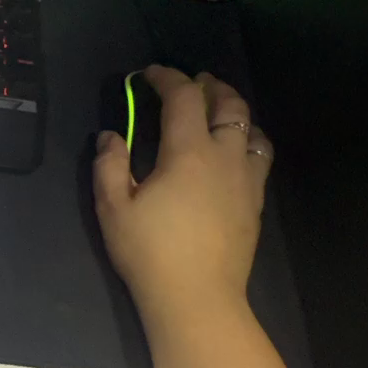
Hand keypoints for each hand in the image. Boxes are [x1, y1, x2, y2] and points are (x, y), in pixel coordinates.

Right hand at [94, 66, 273, 326]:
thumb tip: (110, 135)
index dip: (166, 79)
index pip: (182, 99)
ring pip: (250, 126)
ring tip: (217, 107)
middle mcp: (224, 155)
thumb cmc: (147, 251)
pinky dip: (246, 136)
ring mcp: (246, 176)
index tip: (148, 74)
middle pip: (227, 104)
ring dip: (233, 108)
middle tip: (191, 81)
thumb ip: (109, 166)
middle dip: (208, 86)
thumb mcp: (112, 209)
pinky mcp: (255, 197)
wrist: (195, 293)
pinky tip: (234, 146)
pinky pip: (258, 151)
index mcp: (186, 152)